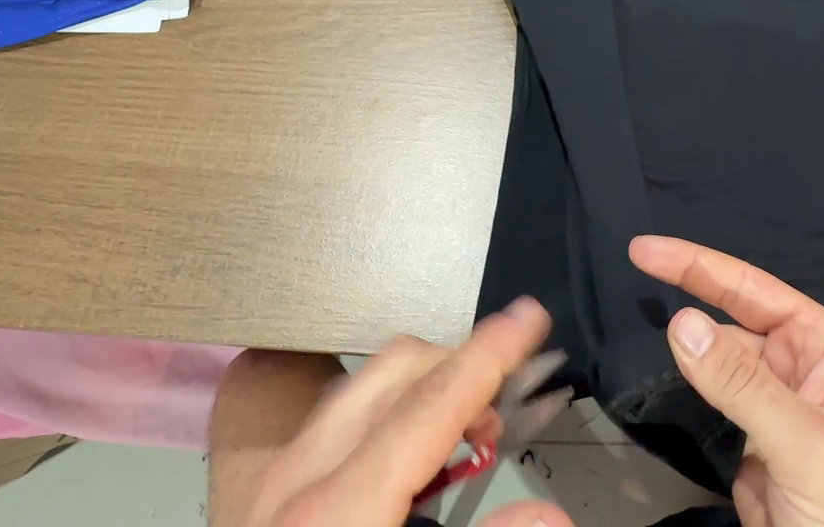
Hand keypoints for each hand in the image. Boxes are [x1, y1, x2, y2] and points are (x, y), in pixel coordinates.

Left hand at [239, 296, 573, 526]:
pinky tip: (413, 449)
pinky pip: (342, 412)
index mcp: (339, 509)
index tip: (529, 317)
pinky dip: (392, 407)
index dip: (488, 353)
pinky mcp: (272, 487)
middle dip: (461, 361)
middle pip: (395, 369)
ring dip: (426, 383)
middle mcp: (301, 475)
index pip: (430, 403)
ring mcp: (279, 475)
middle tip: (507, 397)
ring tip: (469, 422)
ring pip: (364, 381)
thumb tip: (551, 516)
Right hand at [630, 236, 823, 526]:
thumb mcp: (808, 446)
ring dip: (683, 361)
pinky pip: (713, 411)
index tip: (640, 249)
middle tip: (627, 296)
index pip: (751, 290)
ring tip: (633, 342)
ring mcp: (777, 415)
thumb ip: (742, 383)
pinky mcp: (756, 454)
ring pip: (716, 369)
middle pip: (729, 326)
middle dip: (686, 313)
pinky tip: (660, 391)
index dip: (695, 265)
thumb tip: (679, 321)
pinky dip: (687, 401)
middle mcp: (800, 371)